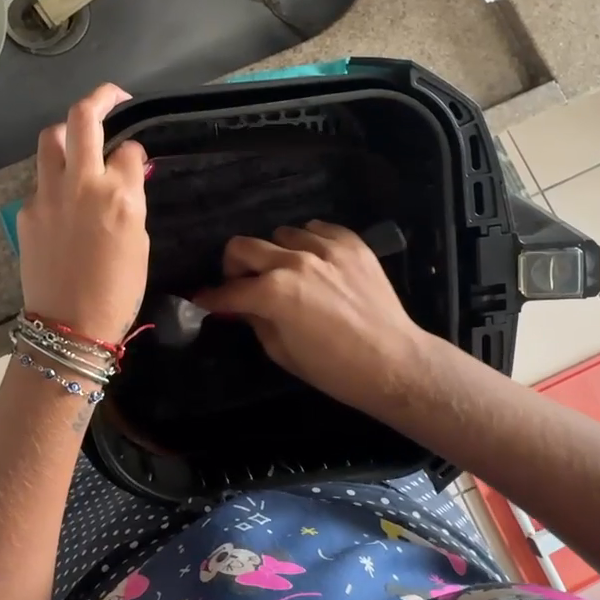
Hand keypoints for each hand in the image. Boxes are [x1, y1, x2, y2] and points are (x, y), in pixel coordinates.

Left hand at [16, 84, 148, 345]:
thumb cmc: (118, 291)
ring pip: (52, 138)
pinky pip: (41, 180)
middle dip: (100, 97)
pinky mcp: (27, 209)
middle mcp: (81, 183)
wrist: (69, 327)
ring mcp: (48, 194)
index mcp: (119, 194)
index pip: (129, 149)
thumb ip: (132, 199)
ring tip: (80, 140)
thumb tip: (130, 173)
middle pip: (83, 118)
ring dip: (68, 132)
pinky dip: (55, 179)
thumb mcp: (140, 241)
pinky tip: (64, 201)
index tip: (135, 159)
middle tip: (112, 96)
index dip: (135, 151)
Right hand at [191, 221, 436, 417]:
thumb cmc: (336, 370)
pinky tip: (317, 263)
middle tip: (242, 284)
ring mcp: (325, 248)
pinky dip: (310, 242)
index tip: (203, 300)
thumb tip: (242, 307)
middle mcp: (294, 261)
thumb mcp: (282, 353)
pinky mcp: (351, 243)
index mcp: (273, 293)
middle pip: (243, 246)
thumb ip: (256, 321)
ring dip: (276, 254)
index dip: (211, 298)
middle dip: (234, 267)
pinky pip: (317, 229)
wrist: (396, 364)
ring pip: (281, 234)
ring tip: (288, 273)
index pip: (228, 290)